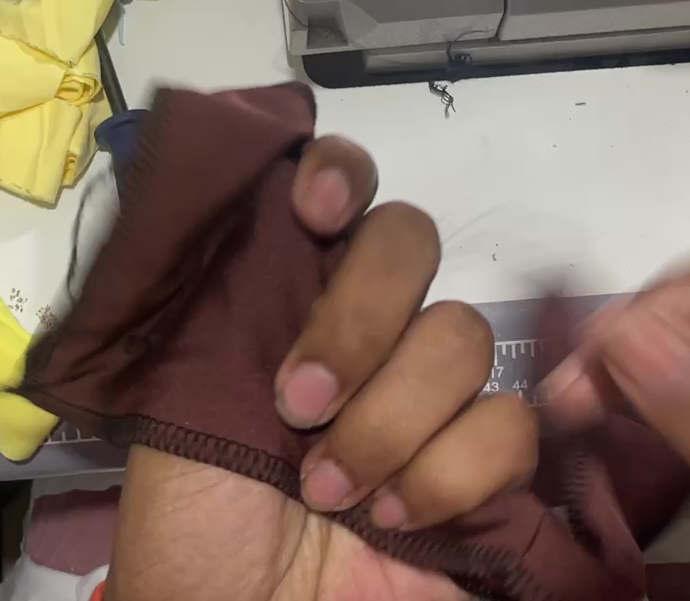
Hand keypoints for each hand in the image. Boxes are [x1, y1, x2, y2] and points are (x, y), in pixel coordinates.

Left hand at [107, 137, 535, 600]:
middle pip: (410, 238)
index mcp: (292, 290)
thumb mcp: (182, 394)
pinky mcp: (486, 463)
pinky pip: (508, 426)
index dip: (340, 173)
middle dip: (359, 315)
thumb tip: (264, 209)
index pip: (339, 184)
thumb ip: (227, 302)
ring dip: (390, 418)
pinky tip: (395, 517)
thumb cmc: (196, 509)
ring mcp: (428, 387)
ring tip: (328, 487)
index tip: (314, 213)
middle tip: (297, 401)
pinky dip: (447, 473)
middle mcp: (368, 319)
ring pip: (460, 332)